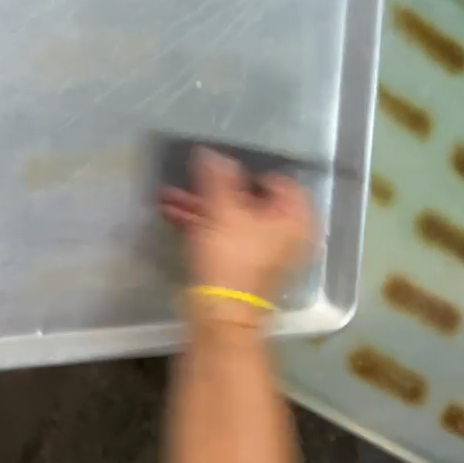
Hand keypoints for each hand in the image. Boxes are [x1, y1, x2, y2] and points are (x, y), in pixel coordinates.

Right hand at [160, 148, 314, 304]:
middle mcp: (287, 232)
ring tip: (169, 196)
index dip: (248, 171)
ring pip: (232, 217)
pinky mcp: (244, 262)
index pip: (279, 180)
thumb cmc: (231, 256)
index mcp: (295, 217)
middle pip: (251, 199)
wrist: (222, 310)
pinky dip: (202, 223)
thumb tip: (211, 152)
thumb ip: (217, 177)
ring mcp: (266, 249)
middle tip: (188, 181)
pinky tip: (173, 214)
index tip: (219, 169)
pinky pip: (225, 234)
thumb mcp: (222, 210)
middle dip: (214, 189)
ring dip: (201, 205)